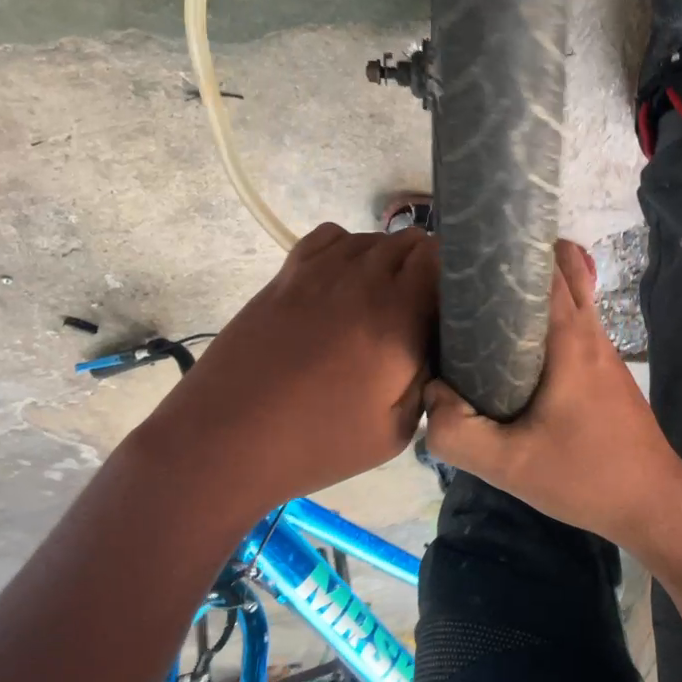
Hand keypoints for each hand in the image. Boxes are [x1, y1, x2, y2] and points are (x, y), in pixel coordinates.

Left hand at [130, 223, 437, 511]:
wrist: (224, 441)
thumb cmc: (317, 444)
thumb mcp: (397, 430)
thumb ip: (427, 378)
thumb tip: (434, 345)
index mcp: (397, 318)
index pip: (442, 259)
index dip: (456, 277)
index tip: (456, 307)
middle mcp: (361, 281)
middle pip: (411, 242)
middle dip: (427, 268)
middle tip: (426, 308)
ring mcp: (319, 272)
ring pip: (373, 238)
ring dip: (389, 260)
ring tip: (384, 299)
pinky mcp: (285, 275)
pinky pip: (331, 238)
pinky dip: (348, 250)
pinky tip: (345, 283)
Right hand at [423, 239, 681, 543]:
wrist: (652, 502)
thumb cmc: (586, 477)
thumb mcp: (509, 465)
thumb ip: (457, 431)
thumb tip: (431, 392)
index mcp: (569, 337)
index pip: (541, 266)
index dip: (503, 253)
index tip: (461, 261)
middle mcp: (590, 330)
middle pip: (560, 268)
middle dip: (517, 264)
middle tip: (469, 286)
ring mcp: (603, 348)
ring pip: (568, 296)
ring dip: (531, 294)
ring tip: (481, 316)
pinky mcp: (605, 369)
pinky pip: (572, 324)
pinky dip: (544, 321)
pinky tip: (513, 355)